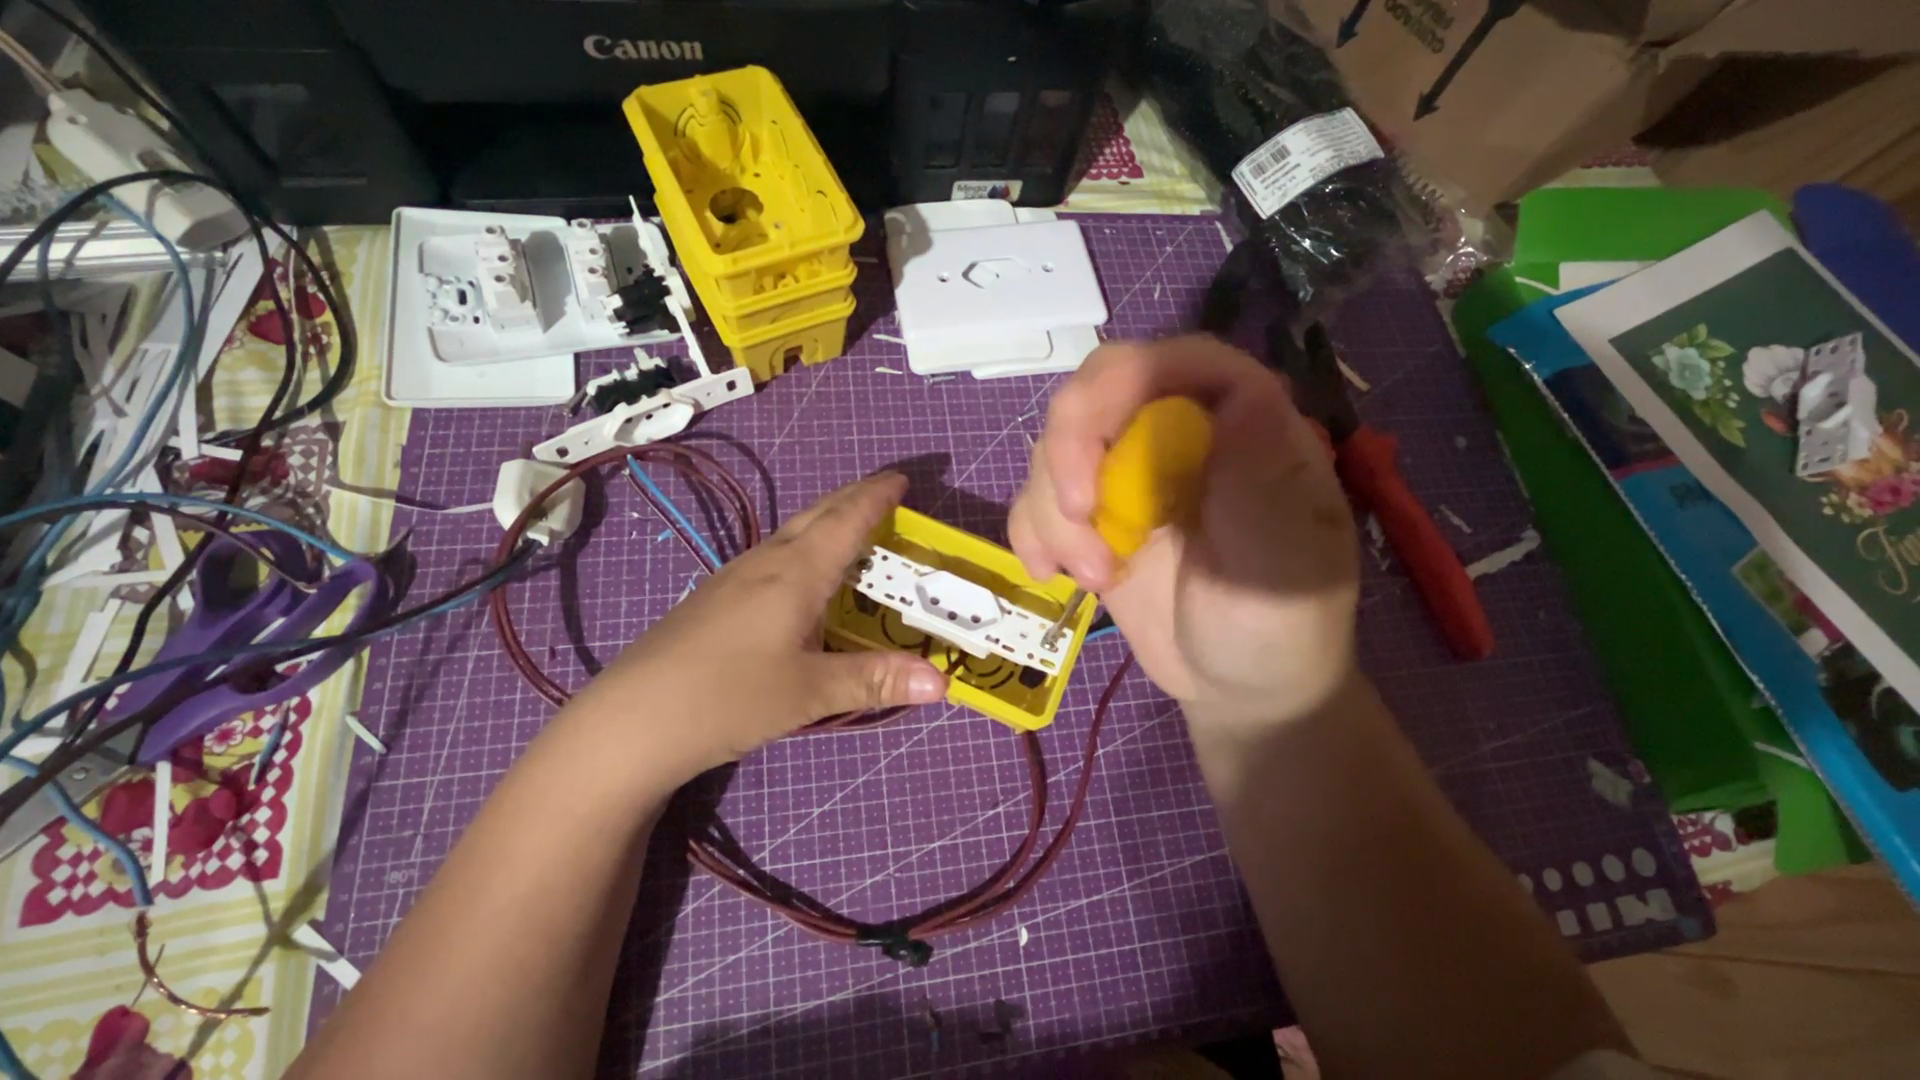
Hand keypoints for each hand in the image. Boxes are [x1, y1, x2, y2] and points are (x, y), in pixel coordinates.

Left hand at [566, 472, 948, 781]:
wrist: (632, 720)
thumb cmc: (728, 698)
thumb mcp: (809, 693)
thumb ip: (875, 680)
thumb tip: (944, 682)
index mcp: (795, 574)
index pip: (845, 520)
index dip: (876, 497)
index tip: (903, 478)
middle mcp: (765, 564)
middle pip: (815, 516)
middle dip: (853, 499)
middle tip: (886, 496)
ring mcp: (734, 580)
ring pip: (790, 536)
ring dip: (826, 524)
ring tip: (852, 533)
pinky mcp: (715, 601)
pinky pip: (773, 559)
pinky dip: (803, 553)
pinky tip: (802, 583)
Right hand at [1008, 337, 1361, 725]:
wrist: (1240, 687)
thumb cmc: (1282, 626)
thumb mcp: (1287, 561)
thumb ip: (1264, 480)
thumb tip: (1244, 394)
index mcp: (1240, 422)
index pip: (1174, 361)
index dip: (1119, 381)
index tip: (1088, 441)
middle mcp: (1176, 434)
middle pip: (1096, 392)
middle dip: (1070, 449)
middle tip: (1077, 513)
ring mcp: (1128, 475)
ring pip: (1054, 449)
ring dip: (1054, 512)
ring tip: (1094, 577)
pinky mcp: (1092, 517)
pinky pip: (1035, 500)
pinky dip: (1031, 533)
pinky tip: (1053, 574)